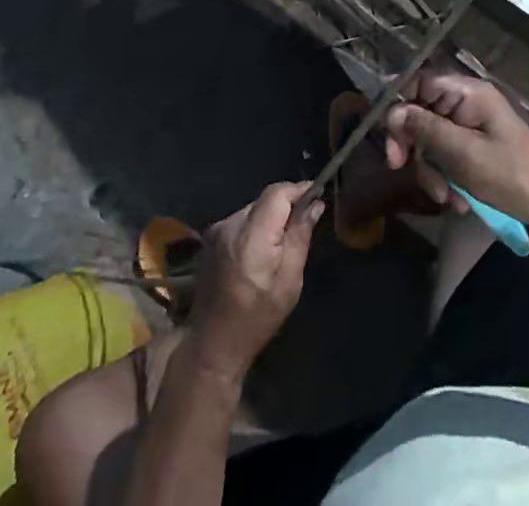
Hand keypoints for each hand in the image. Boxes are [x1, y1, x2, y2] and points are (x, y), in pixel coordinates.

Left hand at [193, 182, 322, 376]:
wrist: (212, 339)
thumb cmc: (257, 316)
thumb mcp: (289, 281)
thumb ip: (300, 236)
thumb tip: (314, 203)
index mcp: (251, 236)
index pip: (277, 193)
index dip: (299, 190)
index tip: (318, 195)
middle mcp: (230, 225)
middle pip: (264, 200)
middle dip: (287, 206)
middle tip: (305, 225)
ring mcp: (216, 230)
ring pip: (253, 209)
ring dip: (271, 217)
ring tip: (283, 244)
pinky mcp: (210, 238)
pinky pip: (240, 221)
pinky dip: (256, 227)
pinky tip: (261, 252)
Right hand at [386, 72, 528, 221]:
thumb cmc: (510, 174)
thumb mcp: (463, 152)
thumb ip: (426, 128)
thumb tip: (392, 111)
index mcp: (468, 93)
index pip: (420, 81)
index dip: (397, 101)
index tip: (385, 130)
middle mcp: (466, 103)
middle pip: (419, 112)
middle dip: (411, 144)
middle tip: (398, 166)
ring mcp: (468, 125)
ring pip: (427, 138)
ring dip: (429, 169)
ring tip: (445, 196)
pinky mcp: (471, 147)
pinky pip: (442, 155)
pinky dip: (443, 177)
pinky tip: (456, 199)